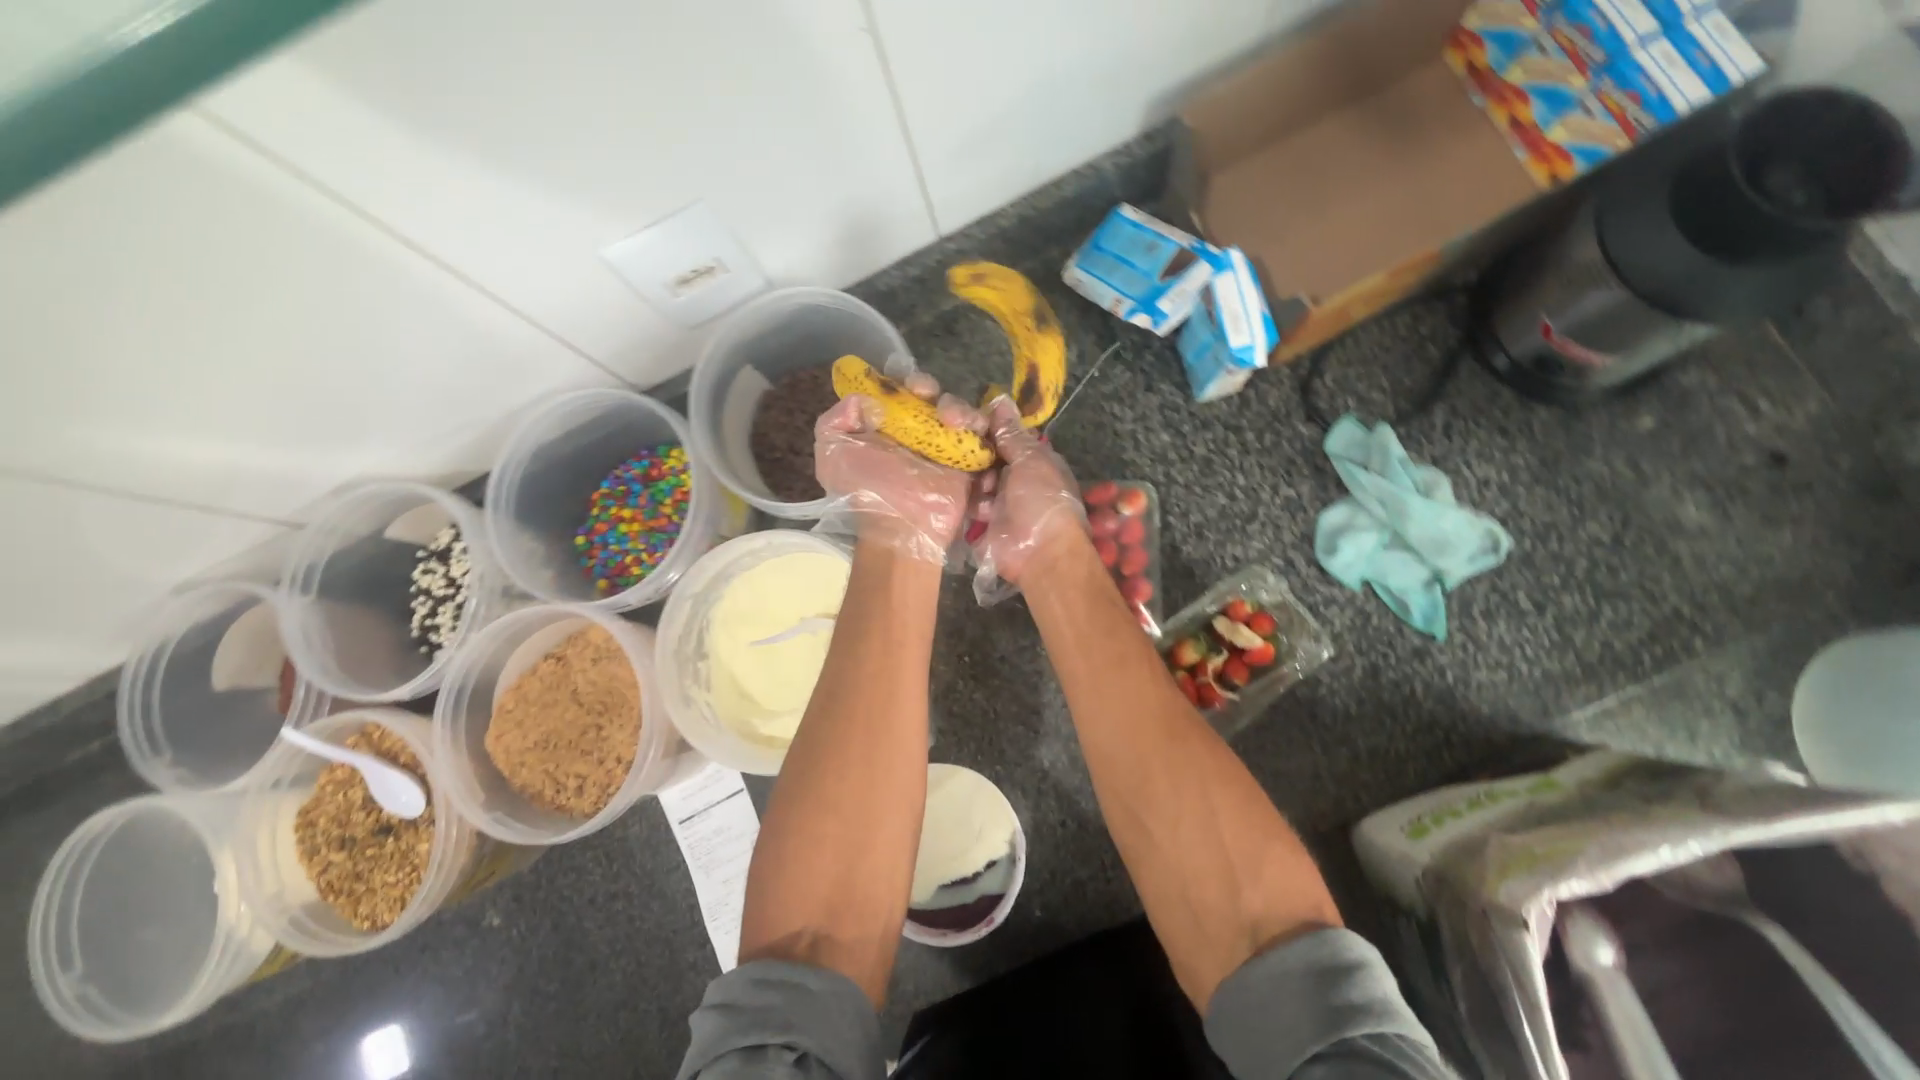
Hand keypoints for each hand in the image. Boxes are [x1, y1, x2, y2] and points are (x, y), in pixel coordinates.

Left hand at [813, 373, 975, 562]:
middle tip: (927, 396)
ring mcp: (944, 446)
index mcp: (885, 427)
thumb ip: (835, 420)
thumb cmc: (865, 490)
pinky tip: (971, 431)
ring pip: (958, 409)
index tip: (903, 386)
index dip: (900, 381)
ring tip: (953, 422)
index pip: (896, 391)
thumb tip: (859, 398)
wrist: (900, 526)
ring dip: (958, 406)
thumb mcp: (832, 452)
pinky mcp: (968, 460)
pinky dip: (982, 426)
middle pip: (929, 395)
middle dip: (928, 386)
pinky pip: (982, 434)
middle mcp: (915, 432)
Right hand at [970, 397, 1086, 600]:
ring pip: (972, 476)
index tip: (964, 417)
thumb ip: (1011, 434)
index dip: (986, 425)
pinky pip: (965, 501)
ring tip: (969, 477)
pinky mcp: (979, 520)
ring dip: (969, 474)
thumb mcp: (1031, 460)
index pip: (1004, 434)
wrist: (1039, 553)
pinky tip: (959, 493)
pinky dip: (963, 497)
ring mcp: (995, 498)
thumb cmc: (1043, 500)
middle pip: (985, 454)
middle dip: (972, 449)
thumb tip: (1001, 399)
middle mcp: (1013, 476)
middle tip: (955, 441)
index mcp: (1032, 459)